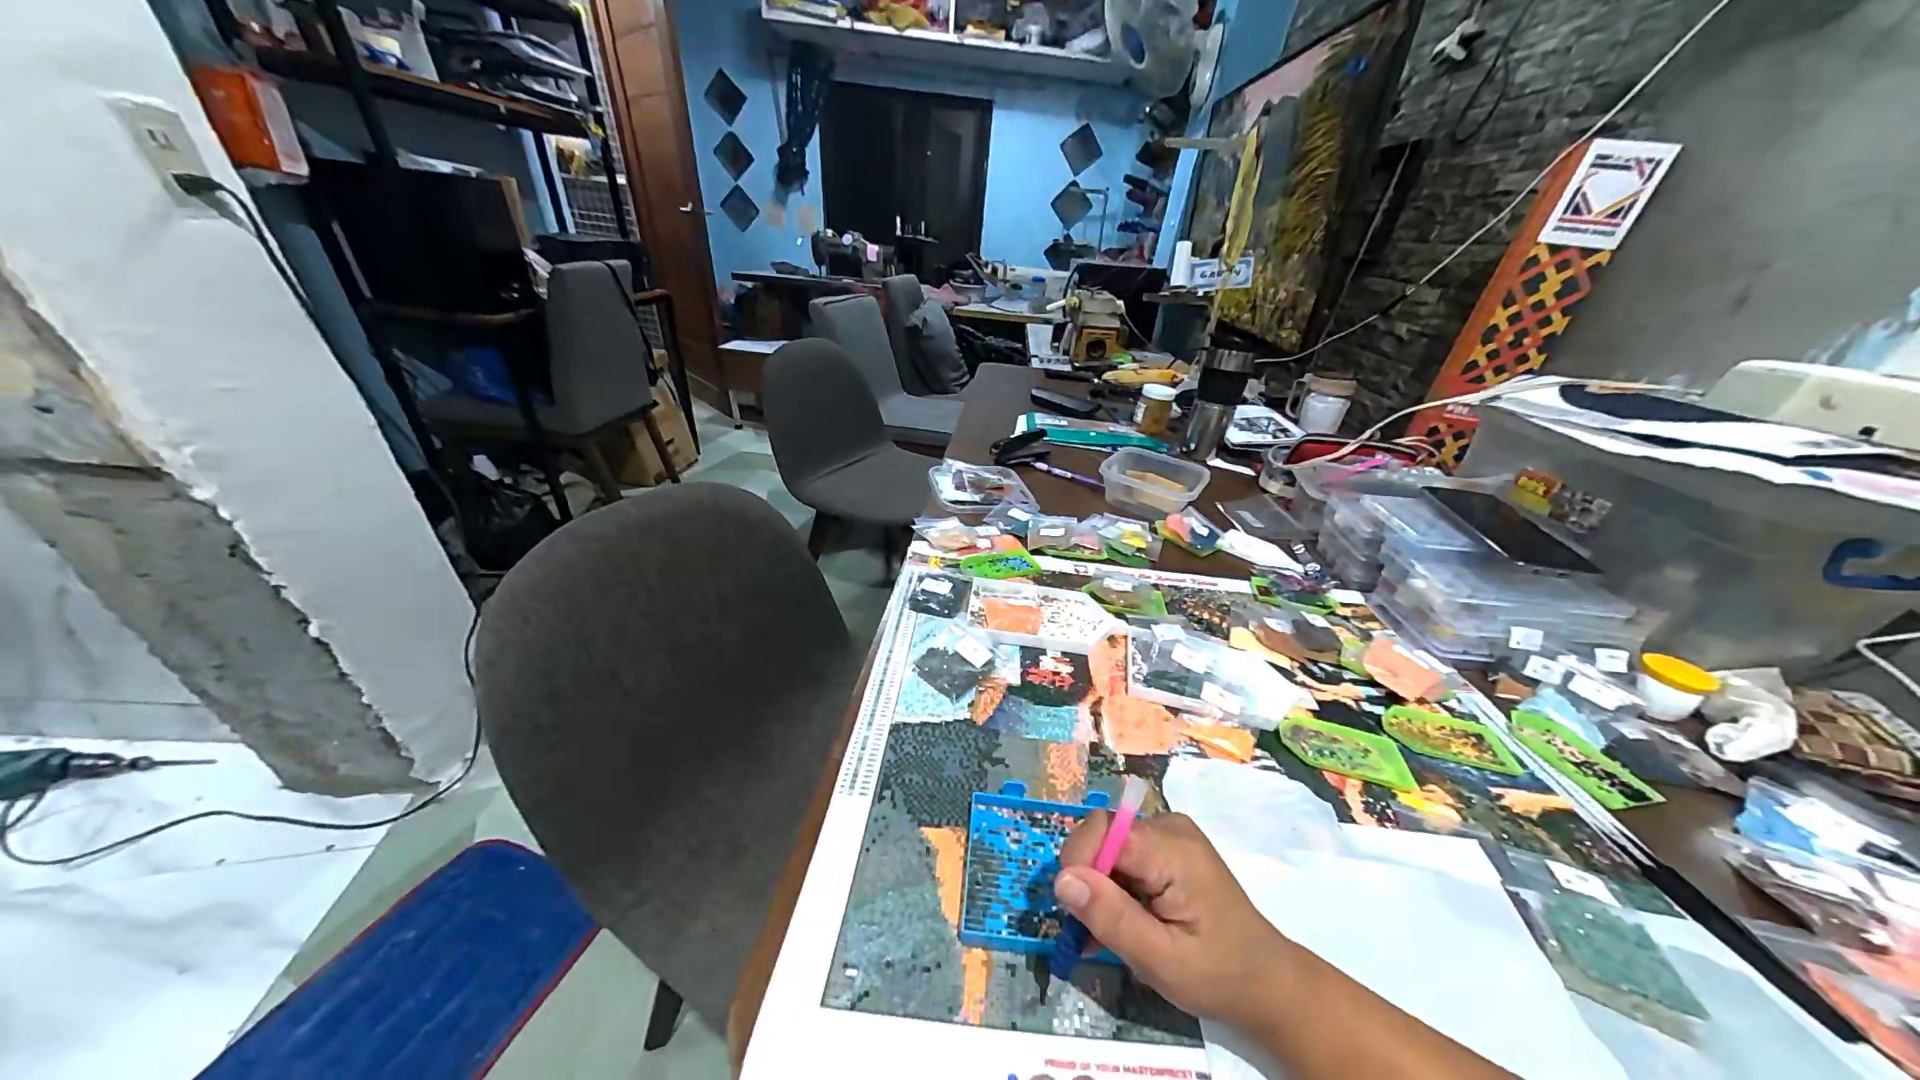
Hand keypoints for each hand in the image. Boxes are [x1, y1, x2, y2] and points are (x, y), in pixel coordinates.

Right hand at [1054, 810, 1294, 1029]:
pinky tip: (1125, 920)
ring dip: (1100, 887)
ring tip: (1110, 933)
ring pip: (1110, 846)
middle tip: (1091, 930)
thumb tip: (1061, 880)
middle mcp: (1169, 827)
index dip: (1078, 862)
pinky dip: (1115, 886)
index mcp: (1172, 849)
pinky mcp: (1170, 847)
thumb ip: (1110, 917)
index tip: (1075, 909)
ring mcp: (1171, 834)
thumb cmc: (1218, 975)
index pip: (1102, 829)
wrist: (1267, 982)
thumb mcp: (1159, 959)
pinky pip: (1125, 854)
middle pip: (1104, 835)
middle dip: (1088, 879)